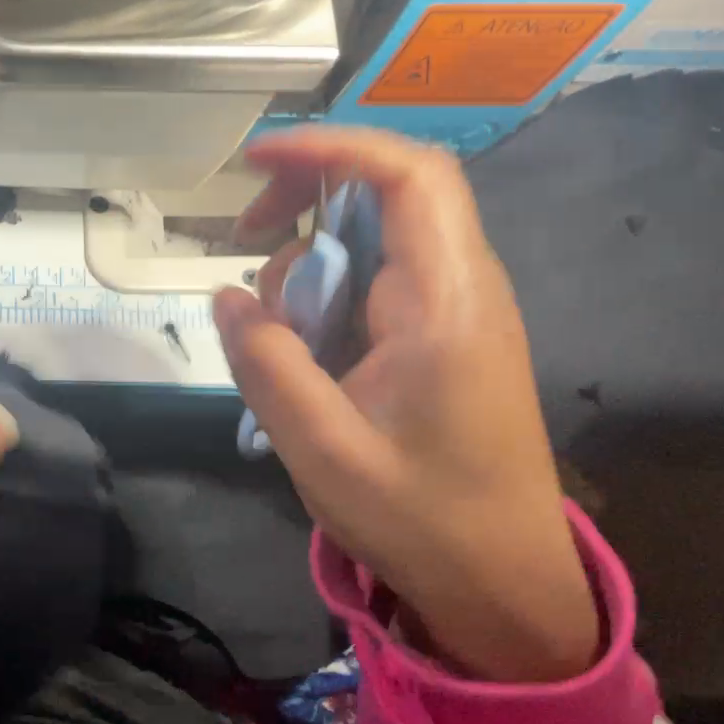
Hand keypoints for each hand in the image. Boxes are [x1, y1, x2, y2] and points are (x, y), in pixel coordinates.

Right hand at [215, 126, 599, 682]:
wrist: (496, 575)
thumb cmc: (415, 513)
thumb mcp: (319, 445)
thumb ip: (265, 362)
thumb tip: (227, 295)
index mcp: (443, 304)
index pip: (407, 177)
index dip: (331, 148)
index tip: (253, 160)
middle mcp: (459, 290)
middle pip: (382, 201)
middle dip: (301, 207)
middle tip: (238, 245)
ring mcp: (453, 314)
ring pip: (368, 249)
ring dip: (305, 274)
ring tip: (273, 346)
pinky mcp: (439, 341)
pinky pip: (371, 292)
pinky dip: (320, 306)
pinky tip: (297, 361)